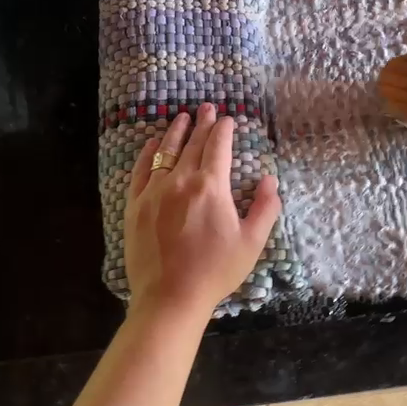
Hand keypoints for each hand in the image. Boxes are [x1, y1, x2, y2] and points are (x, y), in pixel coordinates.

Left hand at [123, 103, 282, 317]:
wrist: (170, 297)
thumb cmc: (215, 271)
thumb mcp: (251, 243)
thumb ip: (265, 208)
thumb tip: (271, 179)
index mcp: (211, 187)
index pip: (218, 148)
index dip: (224, 130)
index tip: (227, 119)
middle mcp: (181, 180)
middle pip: (193, 144)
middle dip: (203, 124)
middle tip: (207, 108)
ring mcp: (154, 191)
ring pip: (166, 152)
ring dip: (176, 132)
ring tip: (182, 117)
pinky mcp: (135, 205)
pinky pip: (140, 170)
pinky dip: (147, 153)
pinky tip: (152, 143)